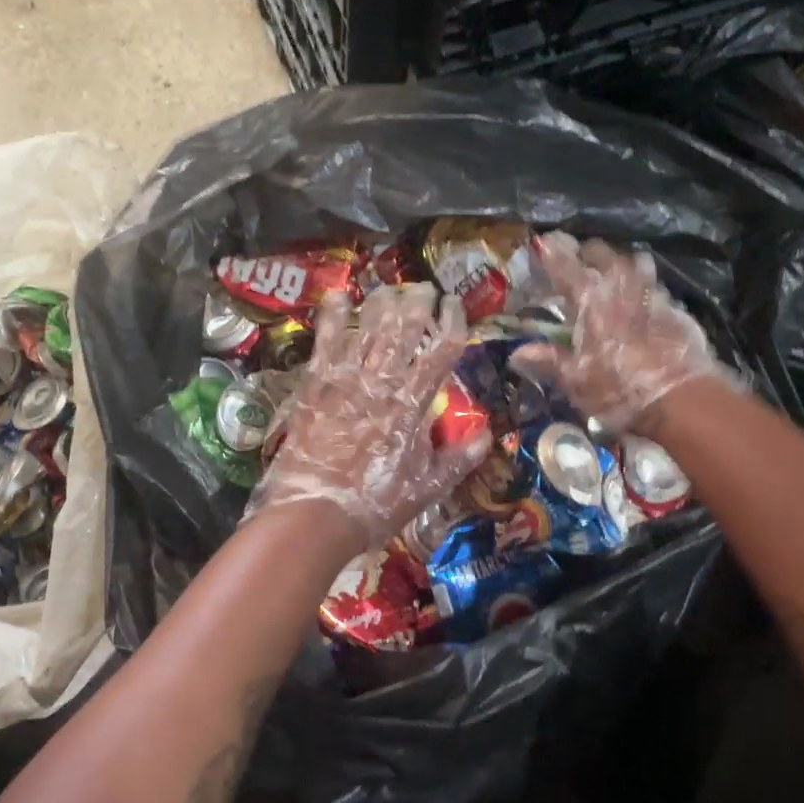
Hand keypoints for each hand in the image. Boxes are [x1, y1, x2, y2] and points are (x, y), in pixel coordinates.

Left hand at [250, 284, 492, 551]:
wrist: (315, 514)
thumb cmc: (375, 504)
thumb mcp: (426, 489)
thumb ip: (457, 459)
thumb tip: (488, 433)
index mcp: (413, 405)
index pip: (441, 351)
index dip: (452, 322)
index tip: (455, 305)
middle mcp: (382, 383)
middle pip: (404, 331)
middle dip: (417, 304)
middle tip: (423, 288)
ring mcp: (346, 380)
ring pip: (368, 330)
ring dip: (381, 306)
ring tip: (389, 289)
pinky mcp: (315, 385)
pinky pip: (325, 342)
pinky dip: (332, 317)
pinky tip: (338, 296)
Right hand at [510, 232, 741, 433]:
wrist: (682, 398)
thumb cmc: (620, 388)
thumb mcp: (577, 381)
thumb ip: (549, 360)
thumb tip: (516, 354)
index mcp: (591, 301)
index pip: (566, 266)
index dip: (552, 252)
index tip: (543, 242)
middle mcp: (621, 288)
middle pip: (603, 254)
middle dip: (588, 252)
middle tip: (578, 259)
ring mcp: (652, 294)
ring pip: (634, 262)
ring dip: (621, 262)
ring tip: (614, 272)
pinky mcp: (676, 309)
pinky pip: (655, 285)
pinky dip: (644, 286)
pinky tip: (642, 301)